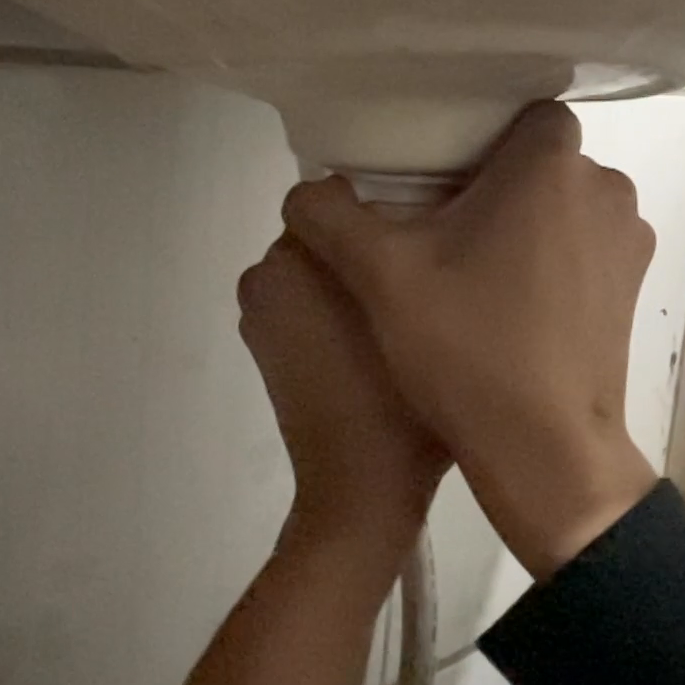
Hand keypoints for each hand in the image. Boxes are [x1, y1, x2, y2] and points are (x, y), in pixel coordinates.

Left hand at [237, 233, 449, 536]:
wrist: (360, 489)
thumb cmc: (400, 400)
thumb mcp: (426, 307)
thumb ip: (419, 250)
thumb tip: (416, 220)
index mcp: (300, 252)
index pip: (343, 195)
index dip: (387, 207)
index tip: (423, 232)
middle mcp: (267, 270)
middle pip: (329, 232)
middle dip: (366, 244)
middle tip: (418, 274)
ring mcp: (258, 310)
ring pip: (317, 267)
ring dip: (349, 278)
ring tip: (399, 311)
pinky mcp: (260, 343)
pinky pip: (300, 301)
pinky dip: (326, 309)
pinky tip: (367, 340)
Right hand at [282, 102, 657, 579]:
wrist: (545, 453)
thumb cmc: (466, 345)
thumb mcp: (377, 274)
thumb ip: (329, 215)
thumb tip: (303, 189)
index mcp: (550, 166)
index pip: (526, 111)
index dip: (484, 132)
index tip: (443, 166)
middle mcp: (605, 190)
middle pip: (542, 160)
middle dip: (498, 179)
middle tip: (442, 217)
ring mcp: (630, 243)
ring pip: (566, 204)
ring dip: (528, 220)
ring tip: (473, 264)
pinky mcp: (636, 291)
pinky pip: (586, 246)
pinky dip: (554, 257)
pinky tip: (510, 301)